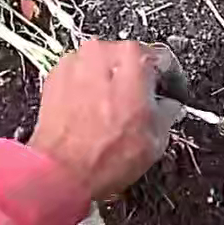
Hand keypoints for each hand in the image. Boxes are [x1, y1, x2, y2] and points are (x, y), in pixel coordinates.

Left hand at [30, 40, 184, 199]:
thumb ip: (169, 109)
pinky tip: (92, 115)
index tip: (168, 93)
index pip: (162, 59)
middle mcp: (102, 51)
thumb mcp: (159, 136)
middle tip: (140, 107)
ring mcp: (74, 62)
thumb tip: (166, 104)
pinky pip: (81, 77)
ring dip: (110, 83)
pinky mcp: (53, 77)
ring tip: (112, 113)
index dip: (170, 80)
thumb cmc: (108, 154)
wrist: (60, 173)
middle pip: (129, 59)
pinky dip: (88, 90)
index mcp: (134, 57)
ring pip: (103, 67)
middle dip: (136, 80)